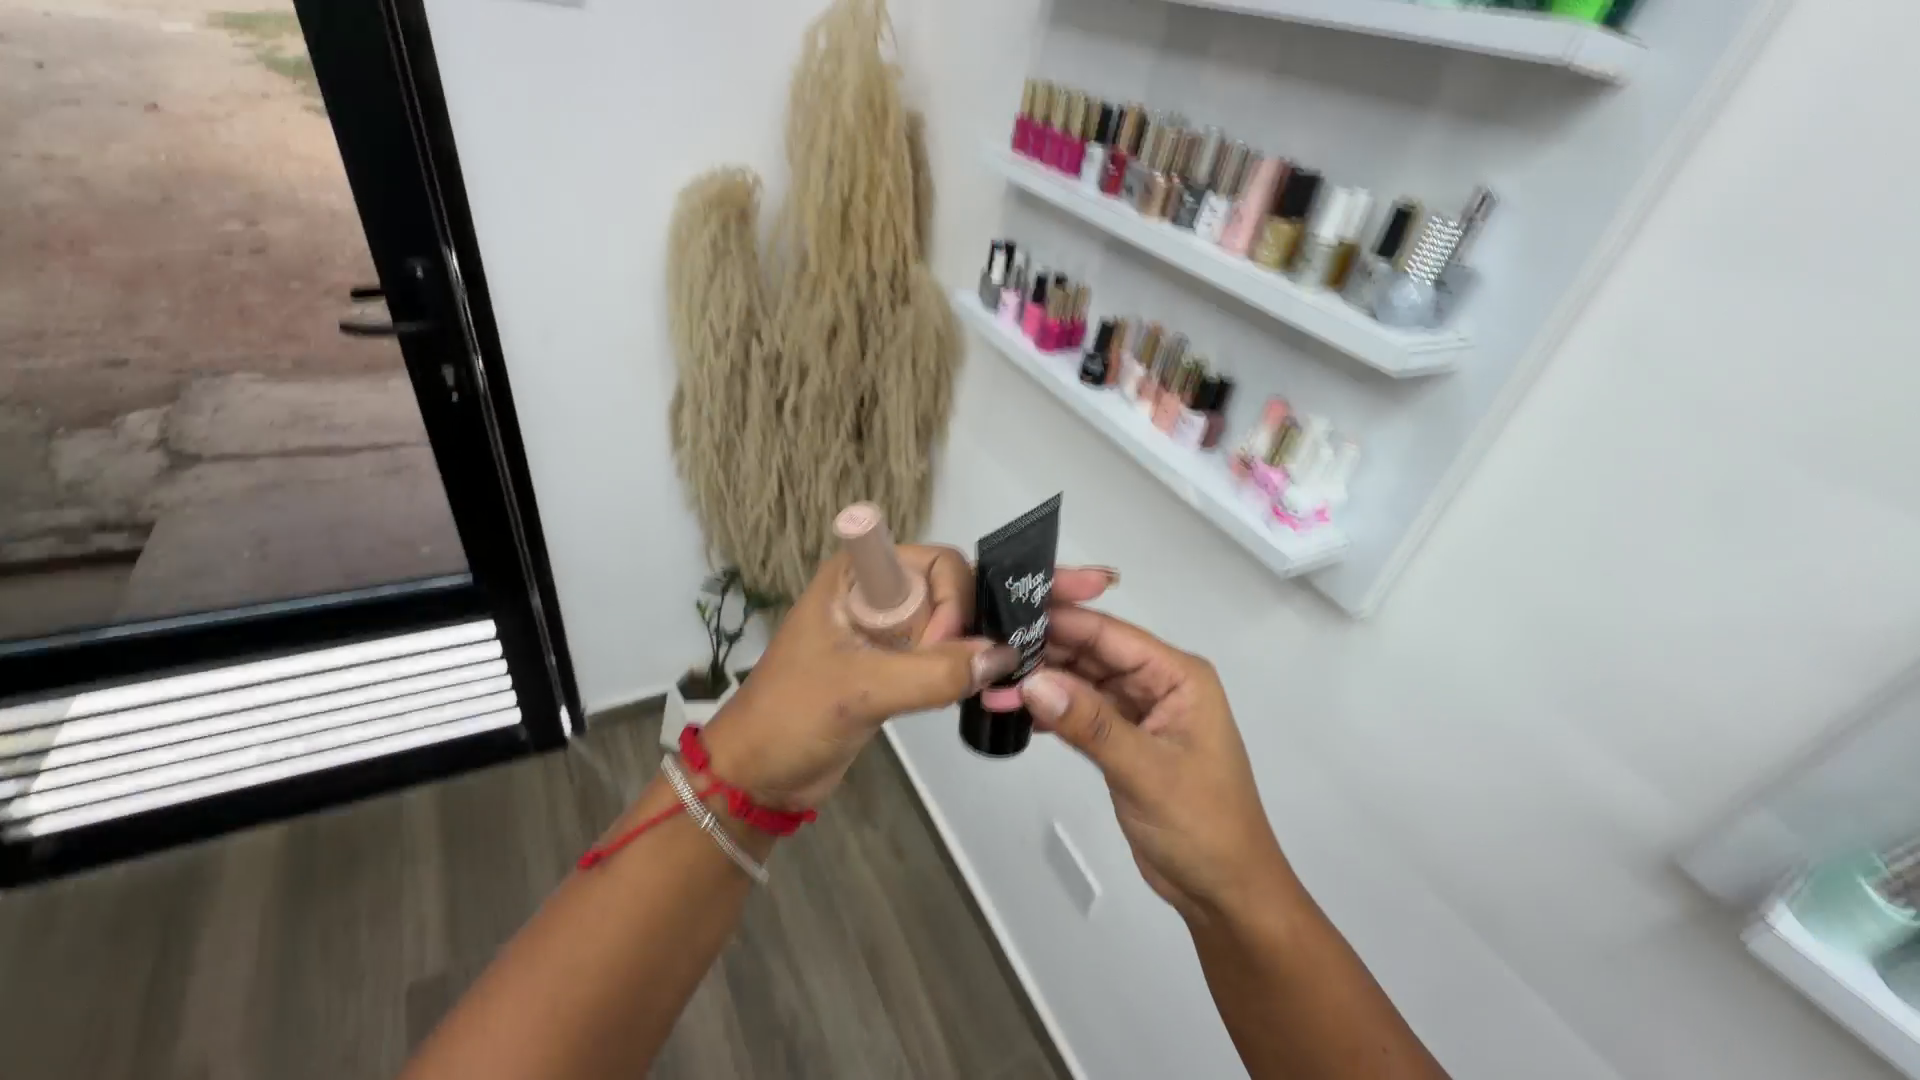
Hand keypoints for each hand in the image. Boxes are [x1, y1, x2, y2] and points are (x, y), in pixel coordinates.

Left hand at [701, 550, 1115, 810]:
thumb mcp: (862, 690)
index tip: (938, 645)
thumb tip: (1003, 657)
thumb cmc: (794, 716)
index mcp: (857, 576)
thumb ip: (934, 673)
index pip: (935, 562)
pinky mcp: (893, 666)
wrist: (758, 774)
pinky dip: (957, 672)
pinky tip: (959, 695)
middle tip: (959, 675)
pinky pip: (941, 655)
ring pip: (950, 624)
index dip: (951, 597)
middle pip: (951, 590)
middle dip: (965, 627)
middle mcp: (876, 594)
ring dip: (965, 652)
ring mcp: (885, 631)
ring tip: (965, 688)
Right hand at [1018, 608, 1292, 922]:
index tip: (1006, 618)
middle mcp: (1157, 684)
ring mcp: (1139, 712)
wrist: (1224, 890)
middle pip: (1092, 654)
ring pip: (1082, 682)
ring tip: (992, 686)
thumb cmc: (1202, 824)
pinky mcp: (1122, 741)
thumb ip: (1089, 724)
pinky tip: (1015, 713)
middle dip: (1043, 654)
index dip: (1060, 622)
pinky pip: (1081, 712)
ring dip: (1042, 684)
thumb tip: (1032, 682)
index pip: (1110, 635)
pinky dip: (1052, 712)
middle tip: (988, 655)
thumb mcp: (1146, 770)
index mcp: (1177, 676)